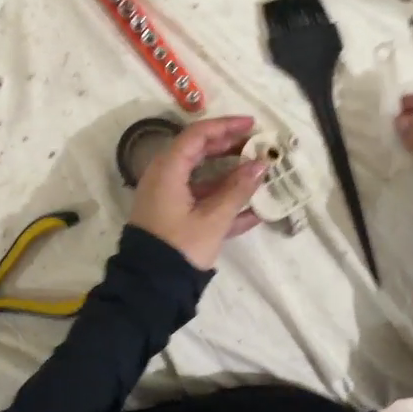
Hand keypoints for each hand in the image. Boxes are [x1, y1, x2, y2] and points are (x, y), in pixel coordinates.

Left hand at [131, 116, 266, 269]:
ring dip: (231, 176)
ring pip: (203, 177)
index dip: (225, 126)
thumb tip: (261, 165)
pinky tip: (254, 211)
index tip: (252, 125)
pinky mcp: (174, 217)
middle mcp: (165, 177)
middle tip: (258, 146)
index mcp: (168, 170)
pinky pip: (201, 200)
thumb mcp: (213, 219)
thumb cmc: (180, 246)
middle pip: (199, 152)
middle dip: (230, 148)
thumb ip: (238, 190)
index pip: (197, 135)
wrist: (150, 286)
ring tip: (261, 174)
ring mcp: (168, 198)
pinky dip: (223, 201)